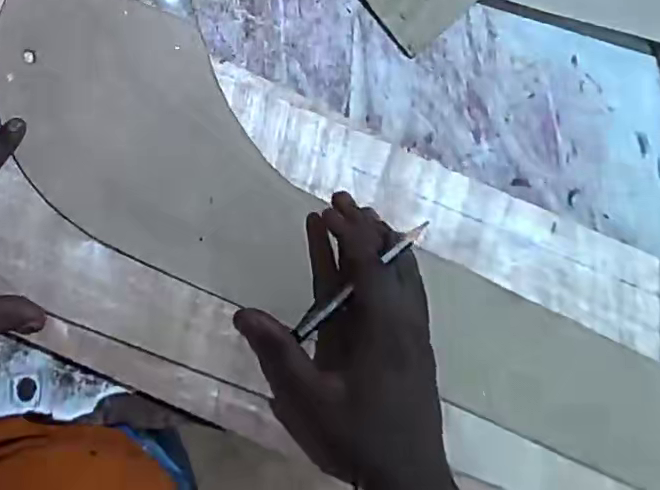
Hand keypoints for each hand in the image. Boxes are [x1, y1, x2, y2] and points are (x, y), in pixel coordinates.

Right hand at [233, 192, 455, 489]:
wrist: (410, 483)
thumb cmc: (359, 438)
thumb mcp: (312, 401)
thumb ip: (279, 355)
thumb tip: (242, 313)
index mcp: (384, 328)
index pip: (367, 264)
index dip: (347, 232)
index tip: (324, 210)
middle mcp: (405, 321)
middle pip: (389, 258)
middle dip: (364, 225)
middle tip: (340, 198)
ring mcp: (415, 332)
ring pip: (404, 271)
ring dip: (382, 240)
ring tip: (362, 215)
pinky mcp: (417, 344)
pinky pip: (409, 289)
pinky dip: (393, 263)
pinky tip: (383, 259)